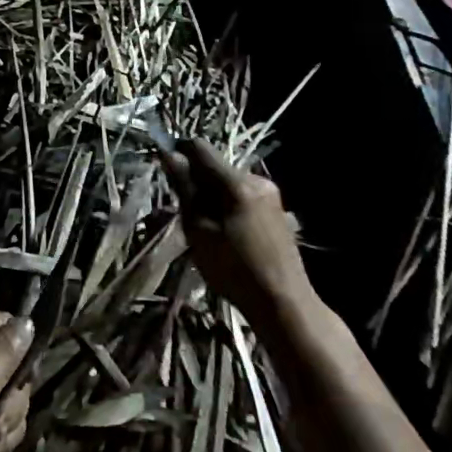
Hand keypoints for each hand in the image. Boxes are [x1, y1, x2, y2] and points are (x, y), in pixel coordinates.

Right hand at [162, 137, 309, 320]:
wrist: (284, 303)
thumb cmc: (234, 269)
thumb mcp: (198, 230)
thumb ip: (185, 188)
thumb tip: (169, 153)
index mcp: (236, 182)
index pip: (200, 148)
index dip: (179, 152)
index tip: (166, 172)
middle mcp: (256, 179)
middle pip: (215, 166)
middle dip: (196, 181)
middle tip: (186, 214)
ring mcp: (270, 194)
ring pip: (229, 182)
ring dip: (212, 195)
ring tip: (206, 229)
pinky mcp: (277, 210)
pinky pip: (243, 195)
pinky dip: (228, 205)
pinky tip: (228, 234)